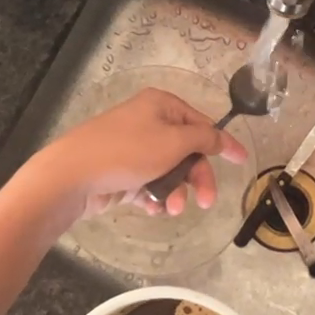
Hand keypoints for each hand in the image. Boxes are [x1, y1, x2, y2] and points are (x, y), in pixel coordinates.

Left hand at [25, 88, 247, 220]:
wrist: (72, 175)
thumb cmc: (127, 152)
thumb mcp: (174, 141)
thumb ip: (204, 138)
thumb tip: (219, 137)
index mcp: (161, 106)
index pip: (202, 123)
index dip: (222, 143)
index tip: (241, 161)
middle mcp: (148, 123)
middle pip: (186, 151)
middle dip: (197, 178)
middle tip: (206, 202)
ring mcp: (133, 148)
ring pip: (169, 171)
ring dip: (176, 191)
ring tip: (172, 209)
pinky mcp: (121, 172)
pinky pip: (149, 184)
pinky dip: (156, 197)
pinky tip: (154, 208)